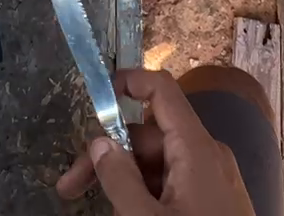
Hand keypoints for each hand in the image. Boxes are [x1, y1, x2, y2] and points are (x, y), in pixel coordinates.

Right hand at [55, 69, 255, 215]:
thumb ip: (120, 180)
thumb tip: (100, 142)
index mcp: (196, 147)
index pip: (161, 91)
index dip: (129, 82)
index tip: (96, 94)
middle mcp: (207, 155)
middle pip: (149, 137)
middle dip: (109, 157)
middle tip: (70, 188)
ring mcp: (212, 182)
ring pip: (158, 166)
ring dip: (125, 182)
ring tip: (102, 211)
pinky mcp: (213, 205)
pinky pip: (173, 187)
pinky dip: (147, 197)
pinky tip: (127, 215)